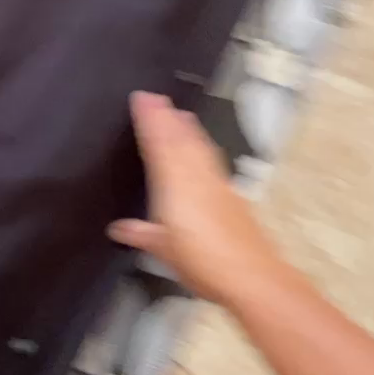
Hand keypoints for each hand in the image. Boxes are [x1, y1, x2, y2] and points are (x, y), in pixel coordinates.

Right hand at [108, 91, 301, 305]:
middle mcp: (196, 178)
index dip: (149, 121)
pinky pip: (213, 160)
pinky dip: (205, 146)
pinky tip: (205, 146)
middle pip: (179, 139)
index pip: (158, 145)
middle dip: (166, 116)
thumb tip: (119, 229)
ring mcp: (217, 184)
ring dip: (187, 127)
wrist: (255, 278)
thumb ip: (142, 235)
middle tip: (155, 96)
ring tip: (180, 112)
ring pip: (199, 147)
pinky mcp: (233, 196)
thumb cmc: (204, 263)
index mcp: (175, 186)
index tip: (141, 98)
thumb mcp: (164, 251)